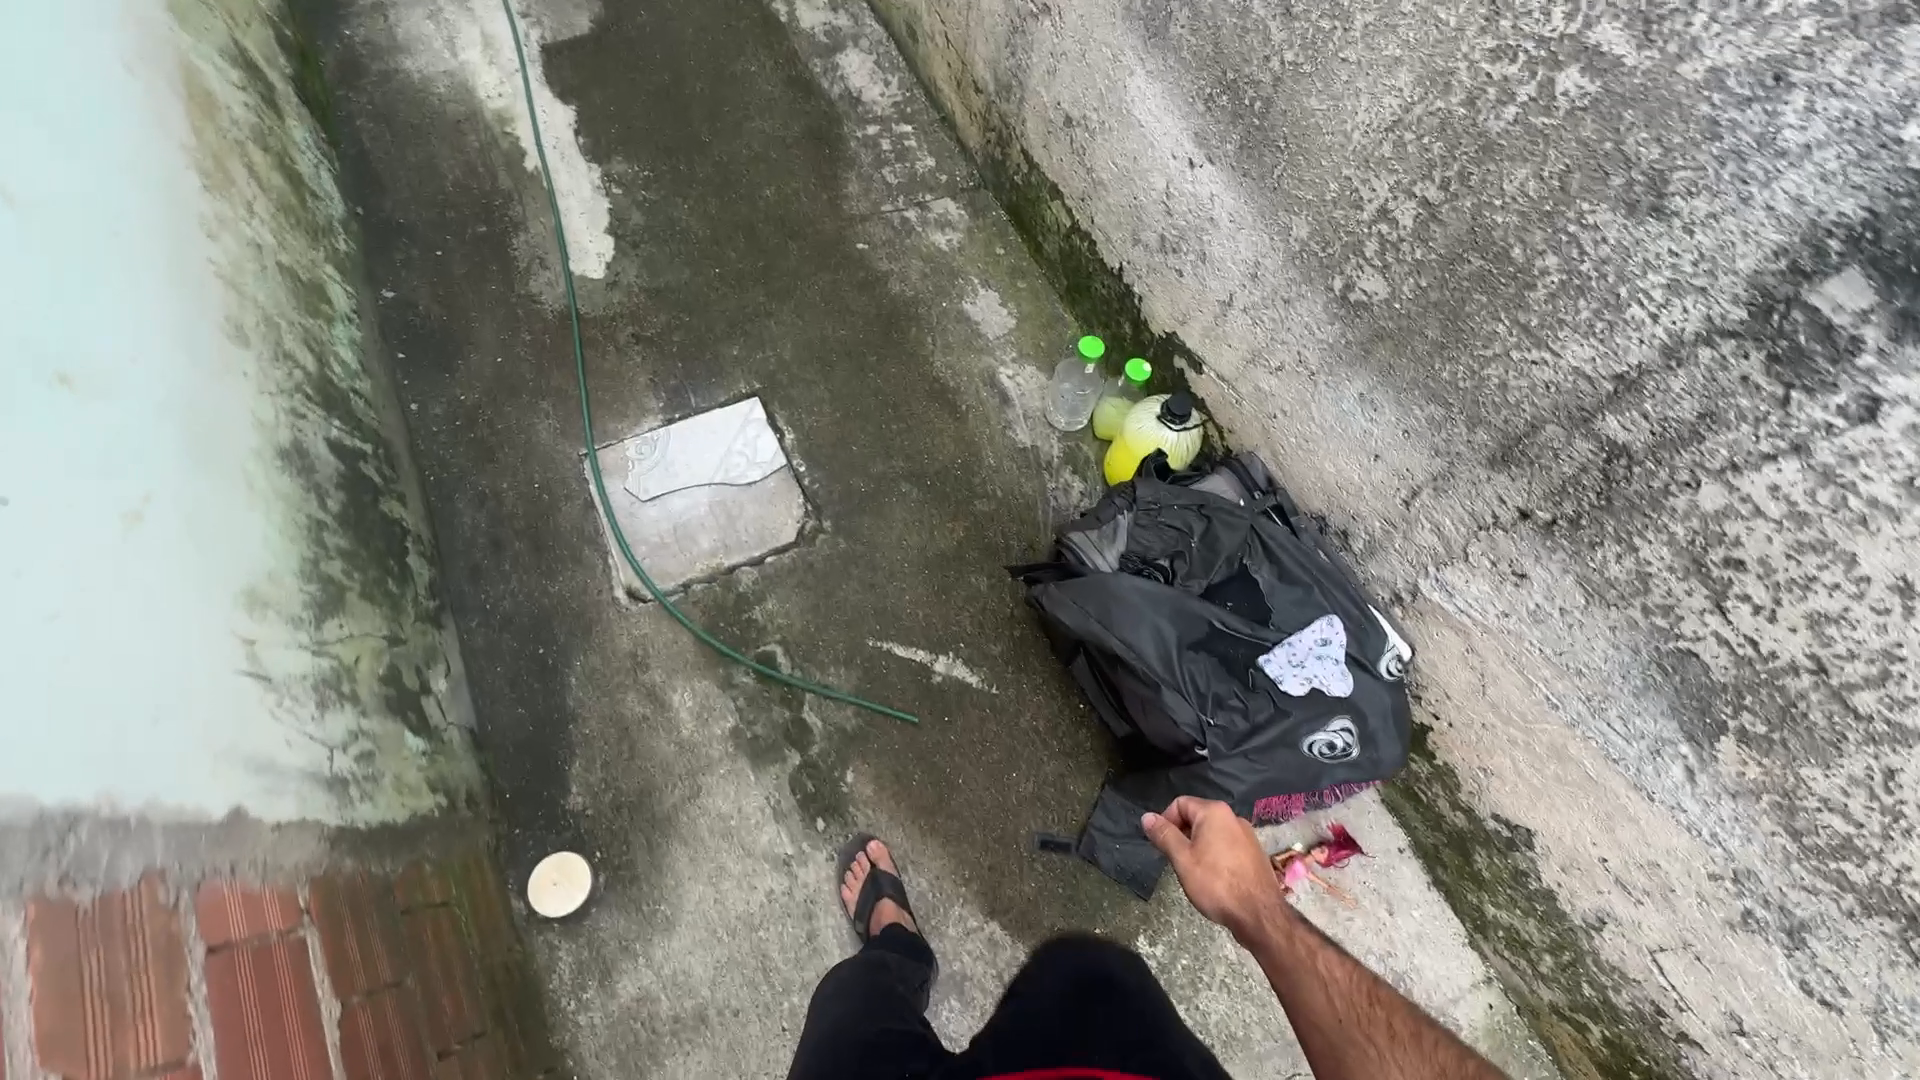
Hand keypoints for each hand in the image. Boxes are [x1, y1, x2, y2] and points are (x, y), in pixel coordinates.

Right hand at [1143, 797, 1287, 941]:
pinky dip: (1215, 855)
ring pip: (1212, 833)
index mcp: (1214, 812)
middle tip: (1176, 860)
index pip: (1179, 804)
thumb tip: (1146, 816)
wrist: (1260, 915)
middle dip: (1182, 835)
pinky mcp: (1255, 853)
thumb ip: (1164, 835)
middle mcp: (1233, 817)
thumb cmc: (1216, 884)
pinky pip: (1227, 845)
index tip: (1162, 845)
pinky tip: (1215, 879)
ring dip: (1198, 847)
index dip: (1165, 821)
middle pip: (1197, 817)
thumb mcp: (1182, 859)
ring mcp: (1247, 835)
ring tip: (1195, 872)